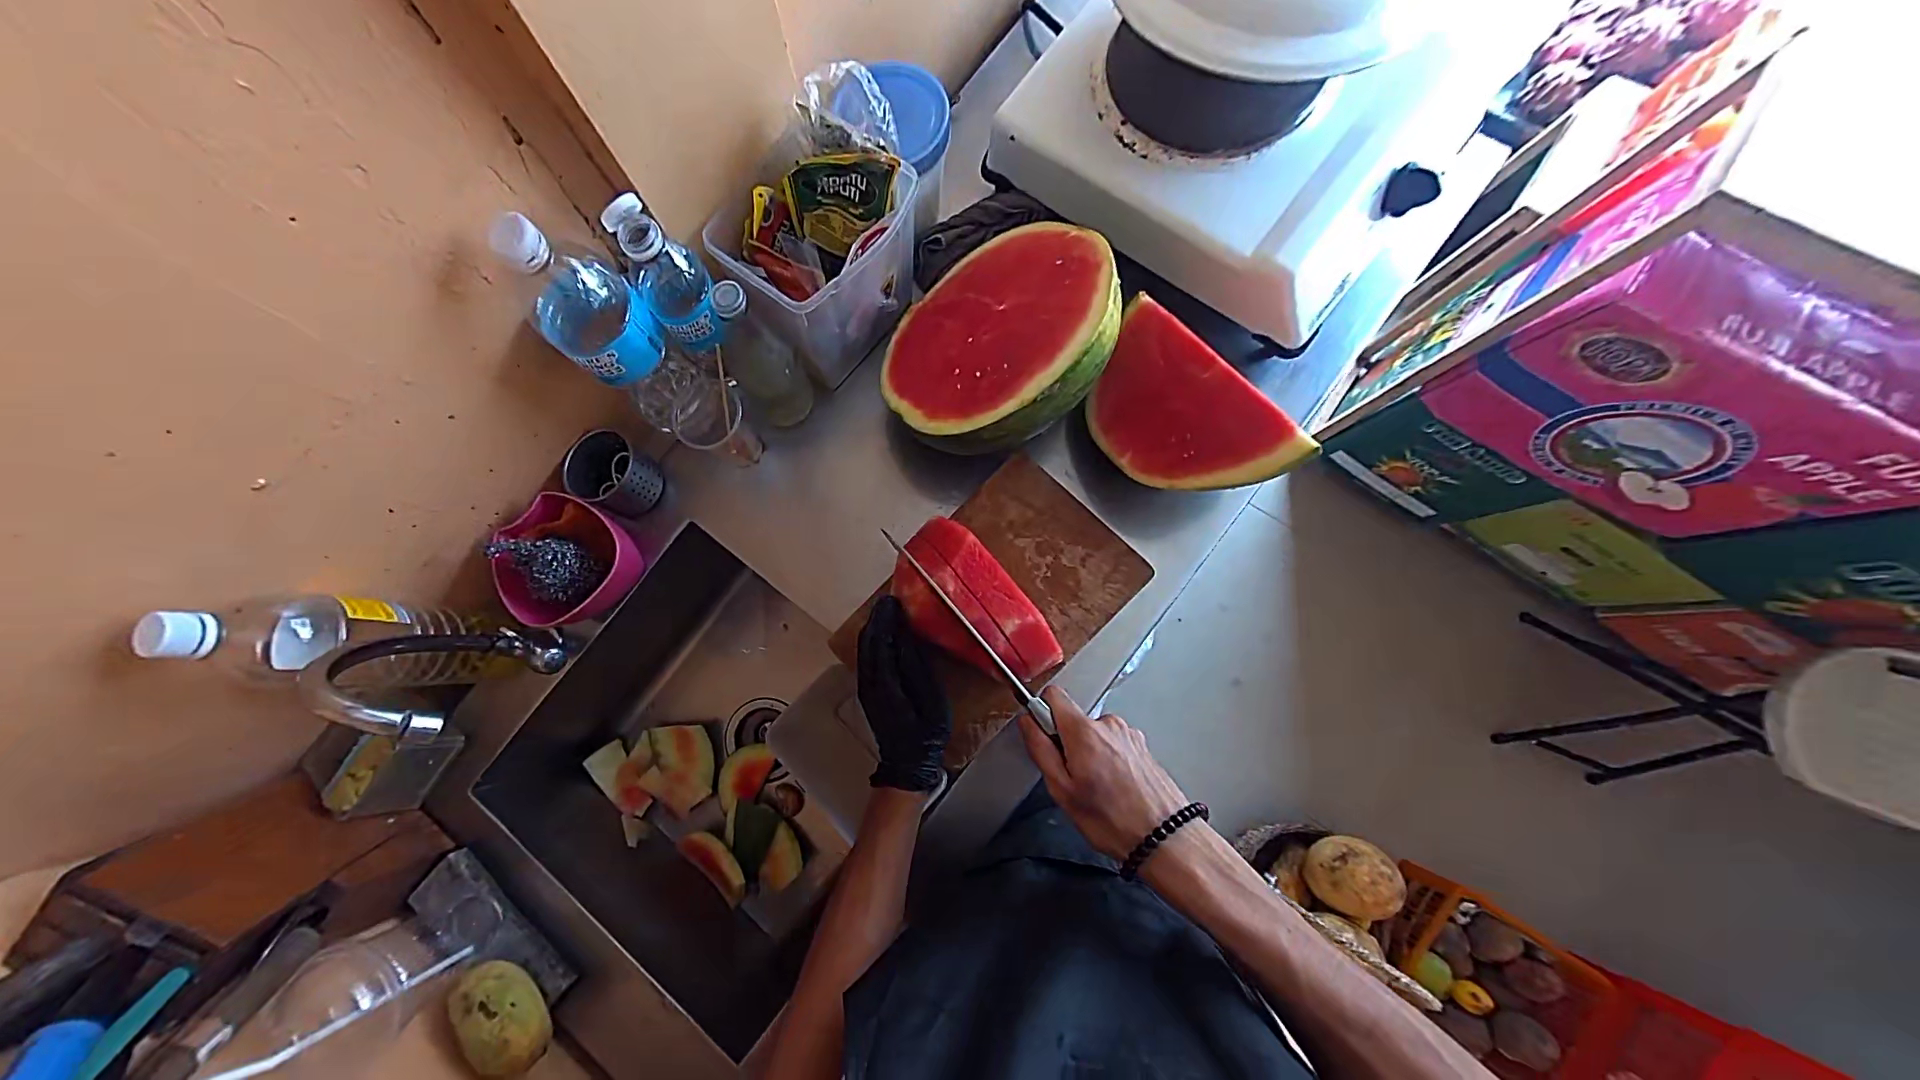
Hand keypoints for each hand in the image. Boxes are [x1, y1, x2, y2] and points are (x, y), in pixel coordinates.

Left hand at [857, 596, 950, 791]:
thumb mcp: (930, 701)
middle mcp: (869, 682)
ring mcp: (865, 688)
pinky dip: (873, 641)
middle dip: (877, 619)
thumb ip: (916, 668)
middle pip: (867, 642)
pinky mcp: (868, 691)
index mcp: (885, 683)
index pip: (880, 641)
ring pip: (864, 649)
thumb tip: (904, 638)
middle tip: (890, 601)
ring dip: (874, 628)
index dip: (885, 619)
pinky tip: (884, 636)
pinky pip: (866, 658)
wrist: (908, 765)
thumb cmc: (927, 735)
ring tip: (887, 613)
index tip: (893, 600)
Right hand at [1017, 687, 1189, 860]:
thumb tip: (1028, 724)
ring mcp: (1128, 734)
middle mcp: (1108, 724)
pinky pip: (1113, 744)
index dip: (1042, 712)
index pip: (1053, 695)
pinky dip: (1109, 760)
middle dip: (1067, 743)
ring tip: (1097, 789)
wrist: (1165, 838)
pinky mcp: (1141, 746)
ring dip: (1090, 754)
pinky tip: (1115, 788)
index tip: (1043, 737)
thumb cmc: (1114, 820)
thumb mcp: (1062, 790)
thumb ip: (1040, 749)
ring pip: (1094, 734)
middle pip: (1074, 718)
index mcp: (1084, 731)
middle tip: (1073, 778)